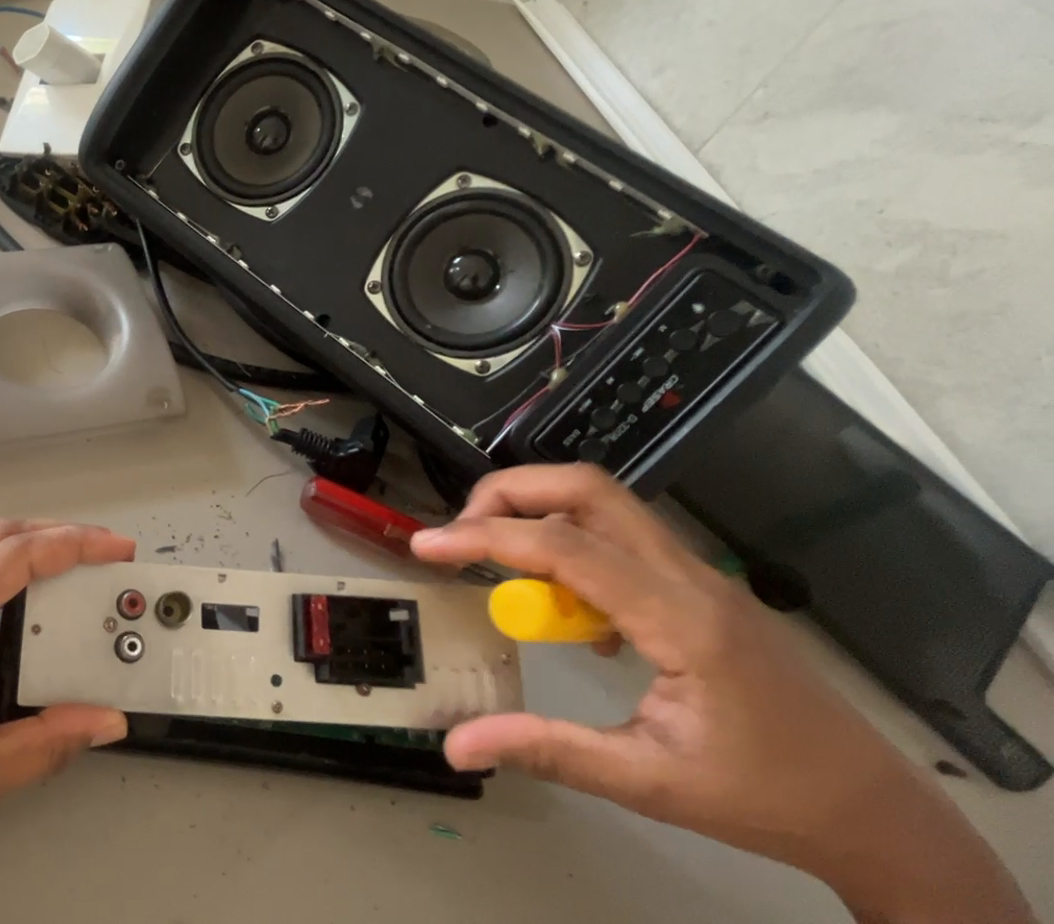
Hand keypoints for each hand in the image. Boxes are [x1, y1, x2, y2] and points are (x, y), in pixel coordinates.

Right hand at [411, 465, 1030, 923]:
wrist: (872, 808)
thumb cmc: (764, 796)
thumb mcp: (647, 781)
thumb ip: (548, 751)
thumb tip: (457, 745)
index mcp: (681, 620)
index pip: (566, 547)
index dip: (486, 537)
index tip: (426, 546)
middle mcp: (691, 579)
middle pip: (591, 489)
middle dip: (511, 492)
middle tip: (460, 531)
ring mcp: (701, 578)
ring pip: (607, 505)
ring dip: (539, 511)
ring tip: (493, 558)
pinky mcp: (701, 589)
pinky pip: (623, 540)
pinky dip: (571, 544)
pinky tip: (563, 606)